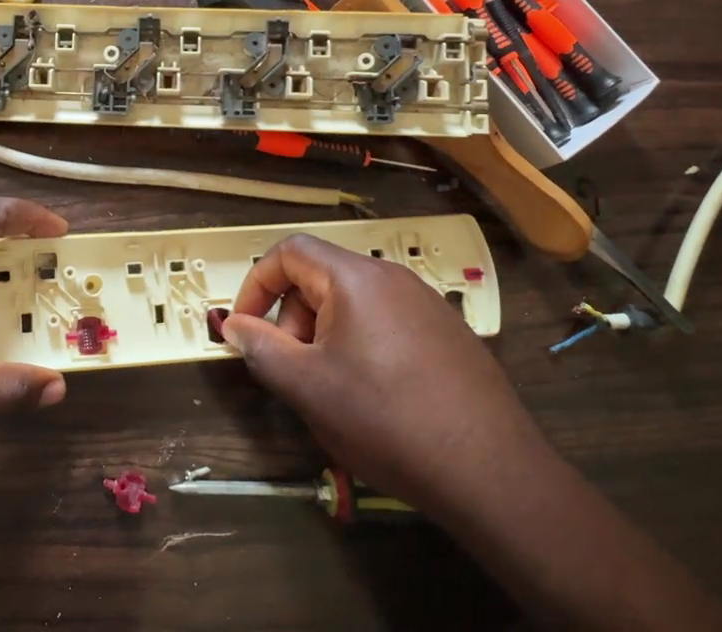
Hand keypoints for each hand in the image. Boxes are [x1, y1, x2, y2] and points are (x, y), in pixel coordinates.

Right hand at [222, 234, 546, 513]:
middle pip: (320, 276)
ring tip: (331, 389)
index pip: (289, 251)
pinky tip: (374, 396)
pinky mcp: (447, 332)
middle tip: (292, 370)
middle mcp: (392, 277)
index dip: (256, 285)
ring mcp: (425, 303)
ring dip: (323, 334)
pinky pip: (385, 321)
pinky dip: (360, 345)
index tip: (244, 329)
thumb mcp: (307, 387)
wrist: (489, 470)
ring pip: (352, 302)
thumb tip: (232, 324)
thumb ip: (261, 348)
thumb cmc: (385, 420)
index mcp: (355, 278)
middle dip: (291, 317)